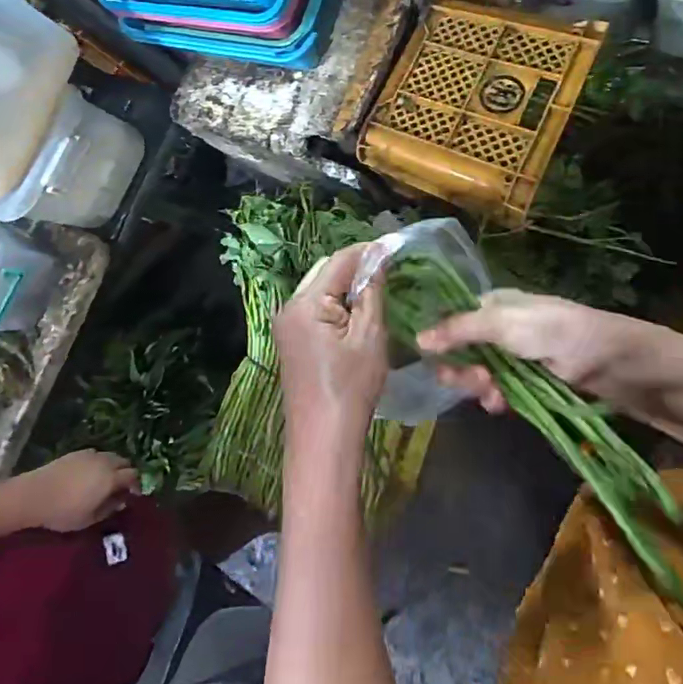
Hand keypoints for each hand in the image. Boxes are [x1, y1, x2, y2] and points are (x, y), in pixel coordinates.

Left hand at [16, 450, 138, 532]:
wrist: (33, 495)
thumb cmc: (62, 512)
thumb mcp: (88, 519)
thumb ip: (109, 509)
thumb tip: (122, 502)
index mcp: (111, 478)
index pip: (133, 475)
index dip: (136, 484)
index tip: (133, 494)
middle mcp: (106, 462)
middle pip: (125, 462)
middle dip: (126, 473)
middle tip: (121, 486)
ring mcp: (91, 455)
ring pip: (111, 456)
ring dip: (114, 466)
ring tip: (105, 479)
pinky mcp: (77, 453)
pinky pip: (96, 455)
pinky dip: (99, 462)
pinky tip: (89, 473)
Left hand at [273, 242, 389, 437]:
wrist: (324, 438)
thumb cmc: (351, 386)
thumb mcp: (370, 335)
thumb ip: (372, 292)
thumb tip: (378, 258)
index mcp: (306, 303)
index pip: (339, 261)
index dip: (368, 251)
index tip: (395, 246)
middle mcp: (289, 307)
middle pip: (325, 272)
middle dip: (356, 267)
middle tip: (390, 268)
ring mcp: (287, 325)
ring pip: (320, 290)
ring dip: (347, 285)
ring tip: (379, 287)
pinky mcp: (292, 341)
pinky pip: (316, 309)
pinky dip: (337, 304)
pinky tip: (359, 311)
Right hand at [415, 290, 660, 415]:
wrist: (612, 362)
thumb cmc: (556, 332)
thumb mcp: (504, 324)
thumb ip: (460, 330)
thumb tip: (417, 338)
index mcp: (496, 304)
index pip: (455, 318)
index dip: (441, 338)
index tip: (432, 358)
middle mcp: (503, 328)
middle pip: (464, 350)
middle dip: (463, 369)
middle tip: (476, 381)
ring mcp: (517, 357)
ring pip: (480, 375)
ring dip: (480, 387)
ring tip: (494, 395)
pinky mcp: (531, 383)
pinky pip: (501, 393)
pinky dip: (497, 400)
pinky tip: (502, 406)